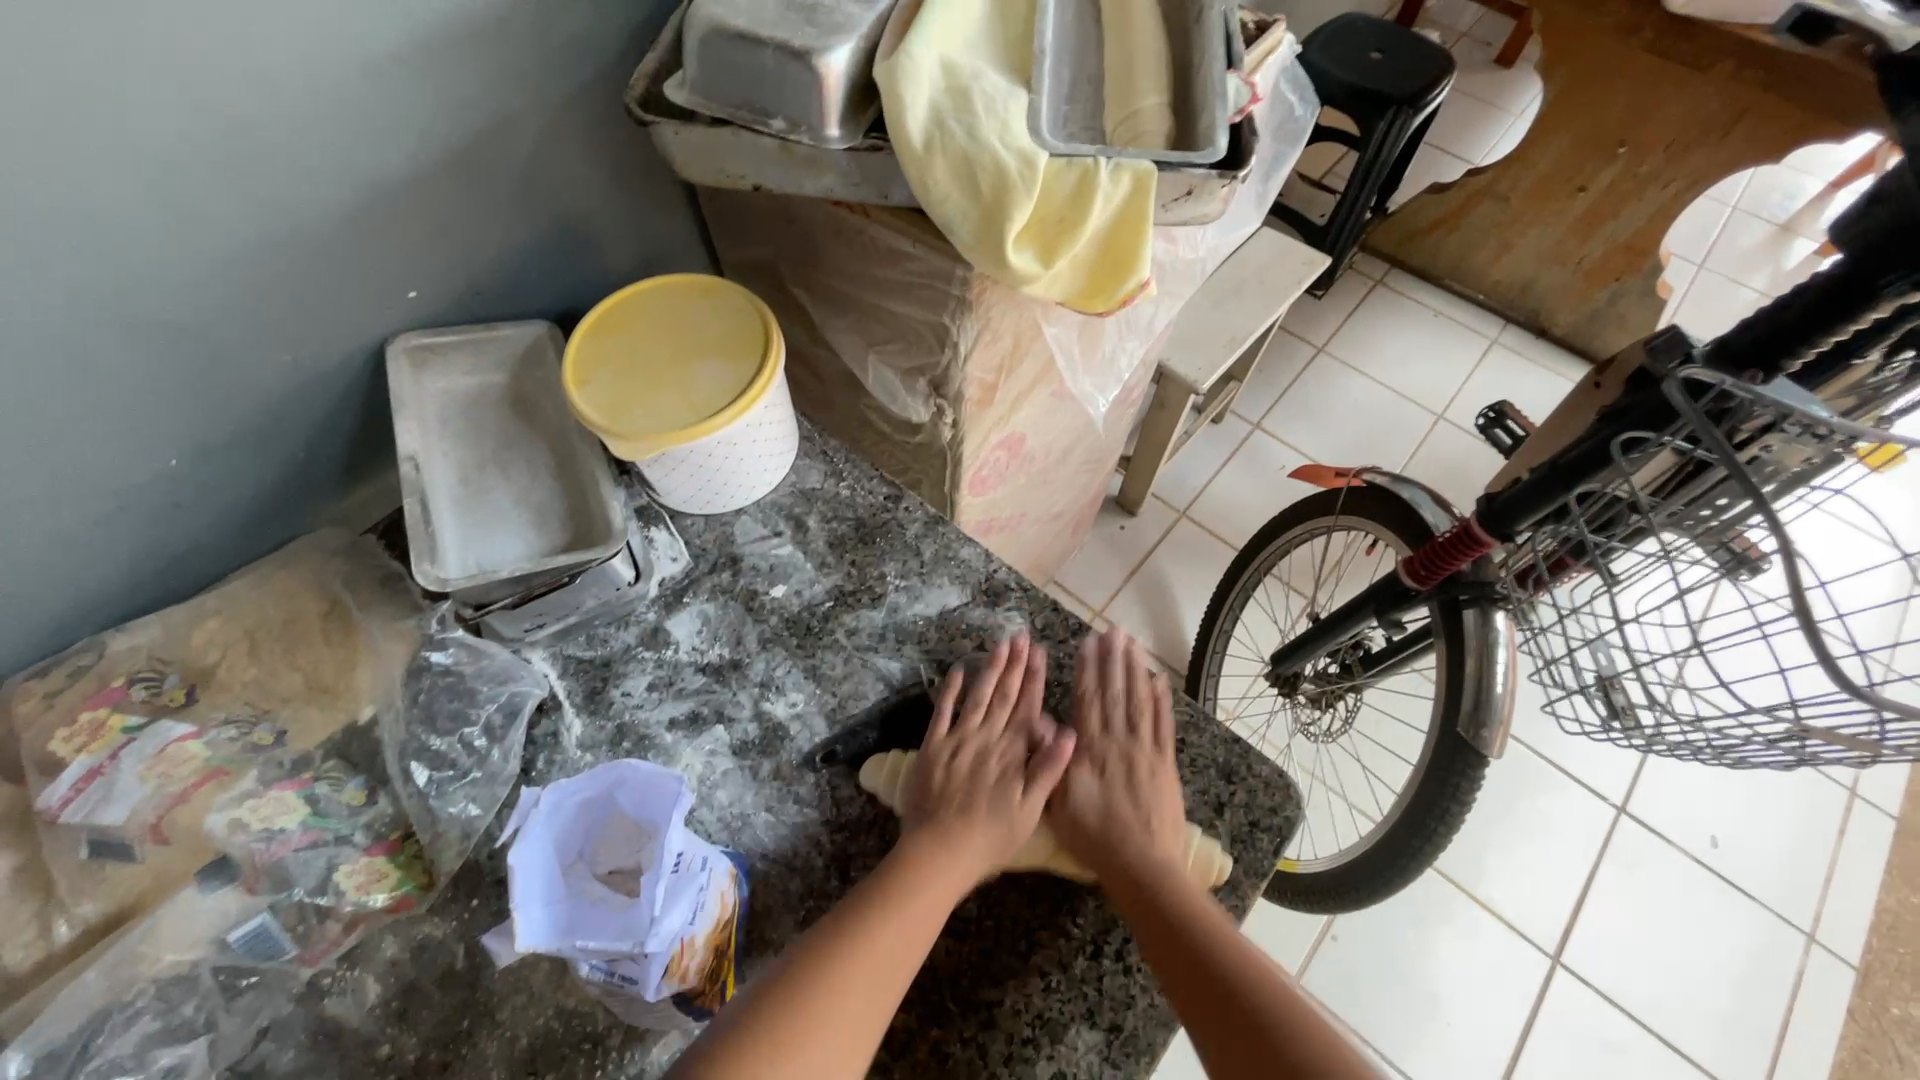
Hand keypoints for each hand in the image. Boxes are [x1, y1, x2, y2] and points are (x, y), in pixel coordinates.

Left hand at [899, 630, 1076, 884]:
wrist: (941, 849)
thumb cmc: (991, 836)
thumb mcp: (1031, 810)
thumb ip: (1049, 770)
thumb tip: (1071, 735)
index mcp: (1013, 752)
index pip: (1028, 707)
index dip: (1035, 678)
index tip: (1041, 652)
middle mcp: (987, 738)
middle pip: (1004, 695)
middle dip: (1015, 664)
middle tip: (1021, 636)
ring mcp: (958, 739)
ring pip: (978, 696)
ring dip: (989, 669)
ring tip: (999, 645)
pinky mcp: (933, 747)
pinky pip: (942, 711)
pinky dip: (950, 690)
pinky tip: (957, 670)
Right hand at [1047, 628, 1188, 887]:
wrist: (1141, 866)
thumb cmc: (1093, 838)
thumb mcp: (1058, 803)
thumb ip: (1052, 760)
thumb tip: (1041, 722)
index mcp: (1090, 750)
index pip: (1088, 700)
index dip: (1087, 670)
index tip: (1088, 643)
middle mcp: (1118, 742)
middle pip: (1115, 692)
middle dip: (1112, 659)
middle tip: (1113, 630)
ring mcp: (1145, 751)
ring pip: (1139, 702)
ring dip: (1135, 670)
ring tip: (1132, 644)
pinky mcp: (1165, 764)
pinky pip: (1163, 726)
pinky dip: (1161, 701)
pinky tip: (1159, 680)